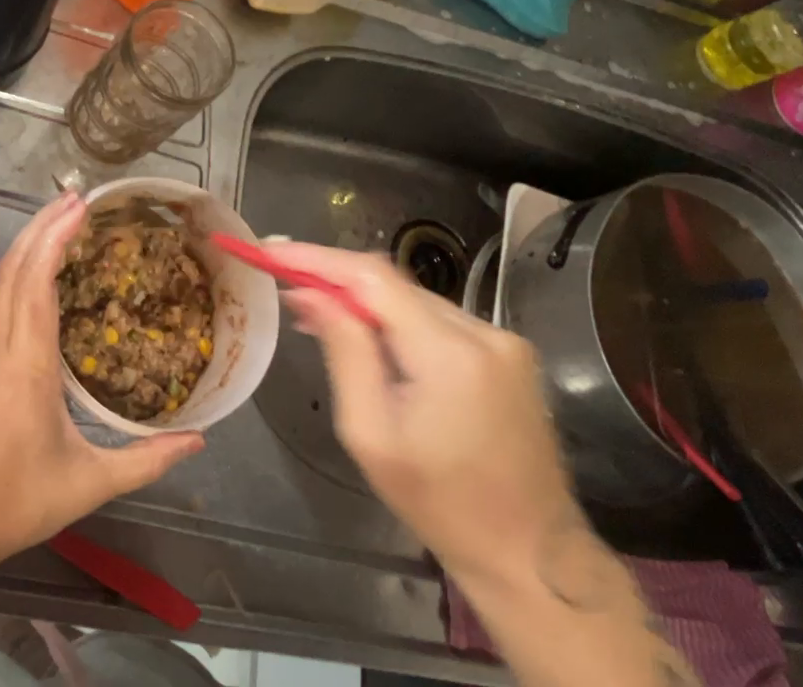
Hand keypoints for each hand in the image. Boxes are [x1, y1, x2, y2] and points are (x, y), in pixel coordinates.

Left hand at [0, 191, 203, 573]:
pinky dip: (2, 275)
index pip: (36, 279)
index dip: (56, 236)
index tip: (79, 206)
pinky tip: (13, 278)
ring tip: (51, 227)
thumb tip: (198, 440)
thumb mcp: (89, 483)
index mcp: (25, 360)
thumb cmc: (13, 501)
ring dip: (20, 247)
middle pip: (12, 267)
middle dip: (42, 227)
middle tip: (75, 200)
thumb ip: (147, 461)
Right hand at [270, 244, 578, 587]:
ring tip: (321, 321)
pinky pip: (441, 323)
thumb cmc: (438, 504)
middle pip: (395, 286)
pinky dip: (401, 325)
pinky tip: (374, 346)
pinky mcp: (512, 357)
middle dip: (337, 282)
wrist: (531, 552)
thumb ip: (343, 353)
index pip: (371, 277)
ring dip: (368, 306)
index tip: (271, 250)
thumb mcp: (370, 433)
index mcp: (449, 354)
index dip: (317, 258)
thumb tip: (309, 294)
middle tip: (287, 290)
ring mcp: (505, 343)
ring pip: (417, 302)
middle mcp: (484, 333)